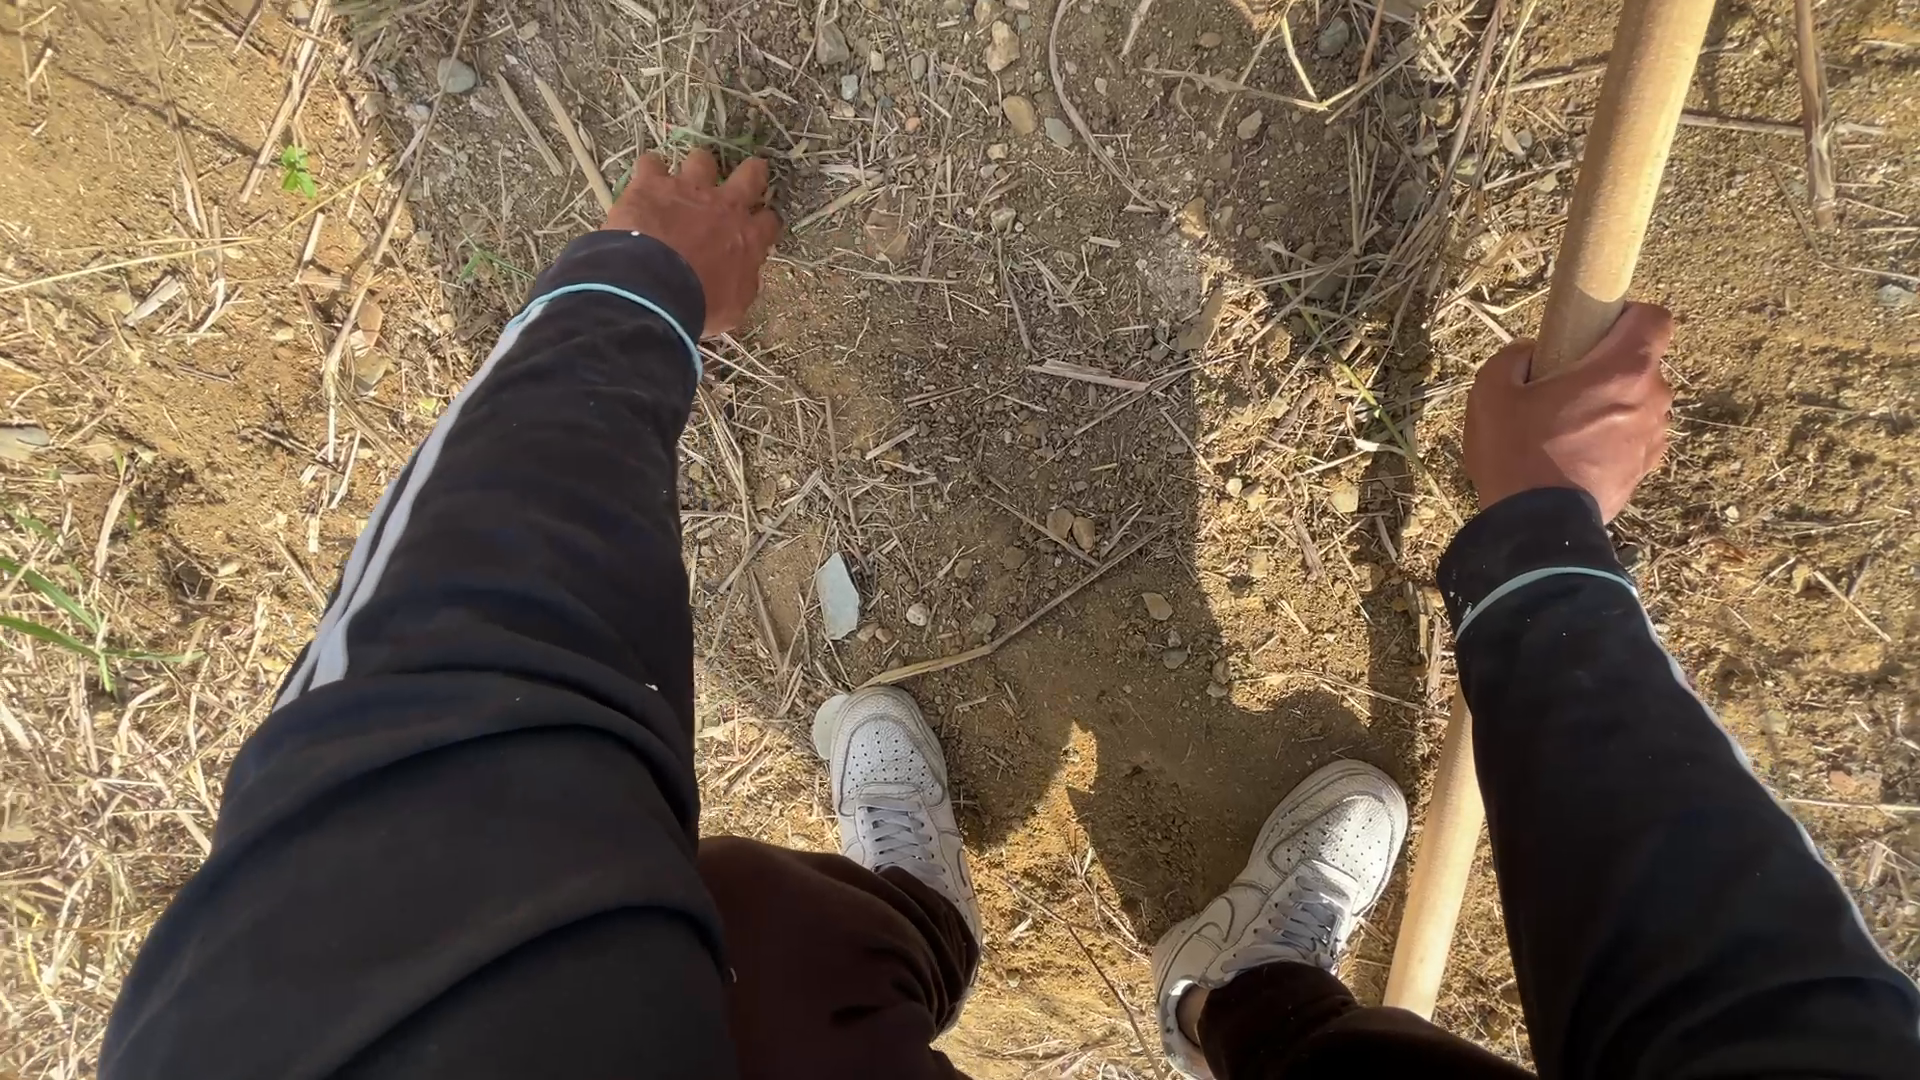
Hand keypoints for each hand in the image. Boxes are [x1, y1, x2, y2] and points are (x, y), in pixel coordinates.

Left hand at [601, 148, 781, 336]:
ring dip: (699, 167)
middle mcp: (724, 206)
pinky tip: (648, 181)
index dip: (767, 222)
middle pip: (749, 176)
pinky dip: (652, 171)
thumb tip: (746, 275)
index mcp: (748, 238)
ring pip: (702, 160)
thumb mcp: (735, 306)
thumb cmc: (701, 304)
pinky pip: (653, 163)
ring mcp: (688, 189)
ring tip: (689, 178)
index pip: (770, 222)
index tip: (763, 226)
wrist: (655, 288)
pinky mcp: (652, 184)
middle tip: (753, 171)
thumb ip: (744, 284)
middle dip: (754, 172)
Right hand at [1464, 302, 1674, 521]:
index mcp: (1622, 368)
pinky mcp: (1646, 467)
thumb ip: (1509, 360)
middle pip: (1638, 365)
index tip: (1591, 332)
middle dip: (1602, 371)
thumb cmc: (1516, 451)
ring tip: (1559, 432)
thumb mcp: (1490, 395)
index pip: (1653, 318)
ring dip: (1606, 408)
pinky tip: (1570, 457)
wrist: (1537, 521)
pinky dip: (1607, 440)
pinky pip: (1630, 439)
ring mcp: (1655, 434)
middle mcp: (1652, 396)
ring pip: (1634, 404)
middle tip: (1557, 392)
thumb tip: (1528, 351)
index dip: (1625, 317)